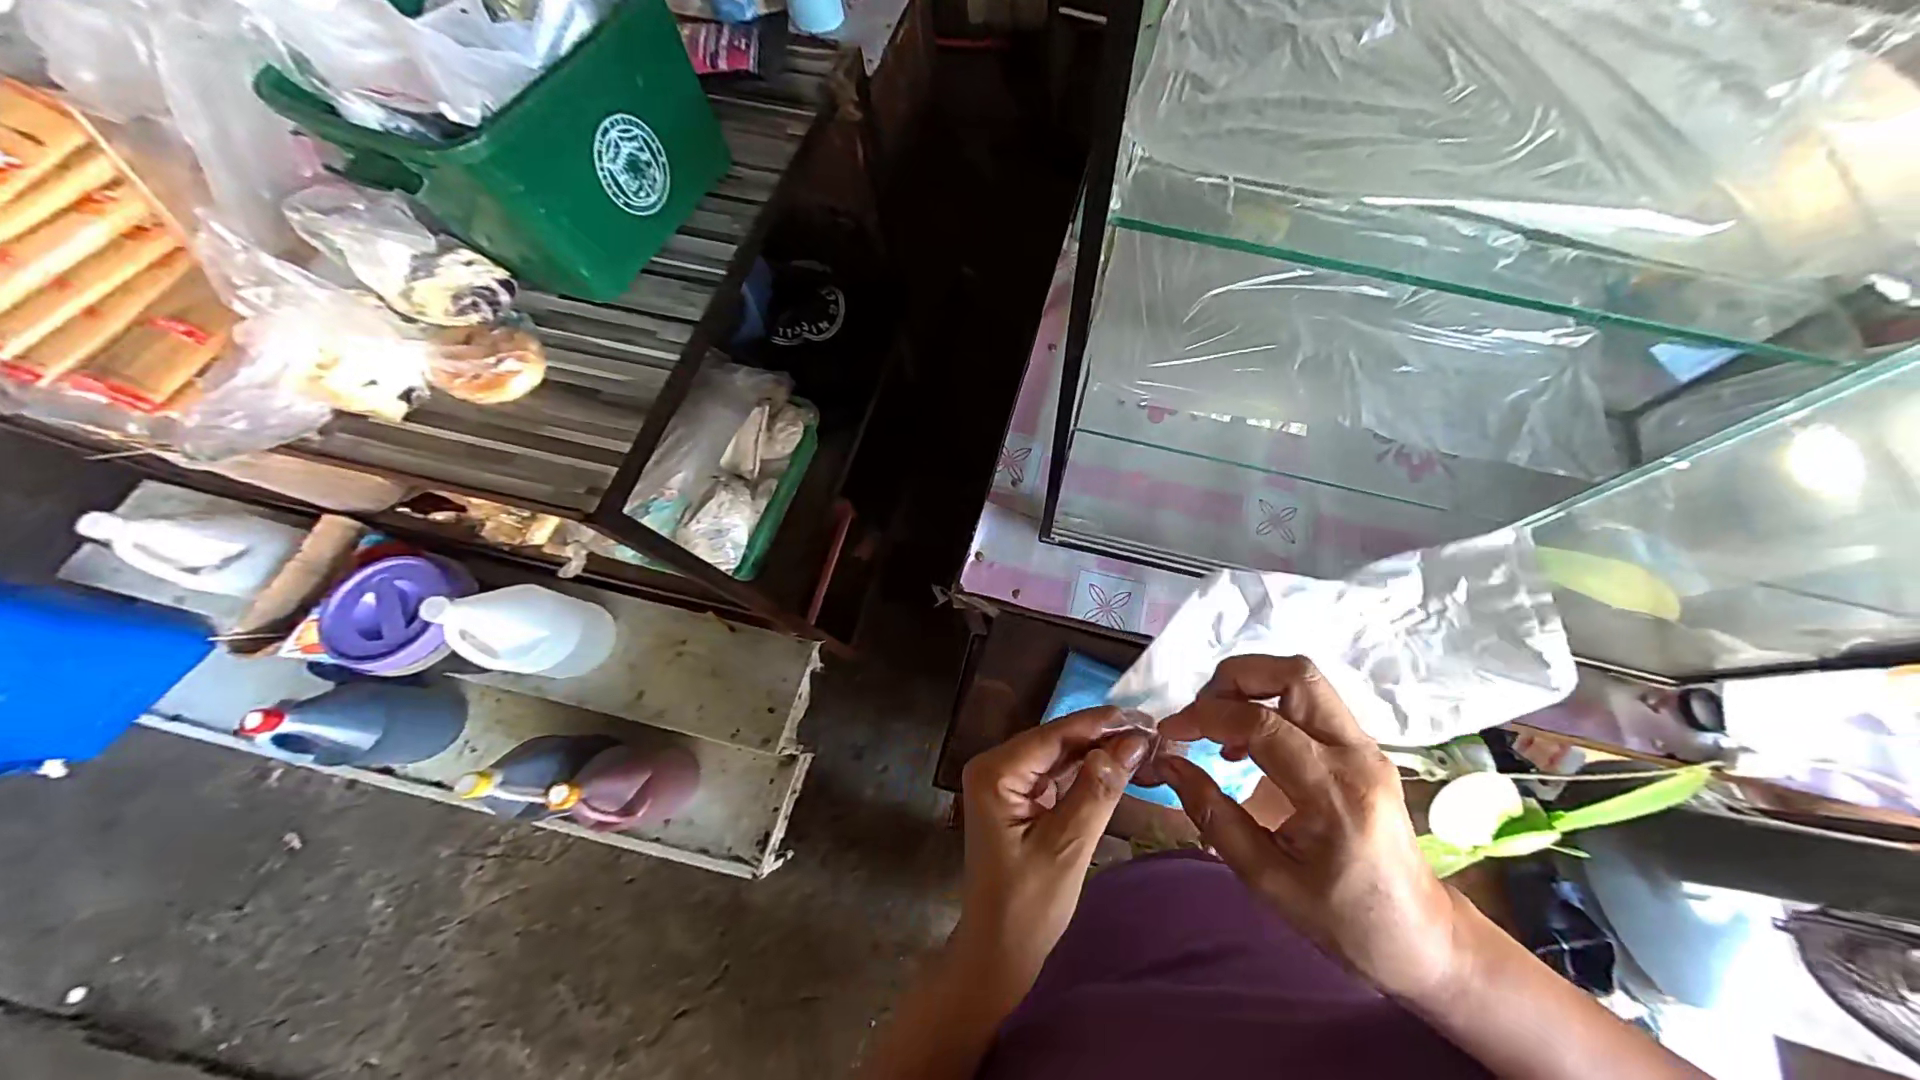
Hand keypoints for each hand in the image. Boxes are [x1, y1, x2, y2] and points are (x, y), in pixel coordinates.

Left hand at [958, 707, 1149, 981]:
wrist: (999, 949)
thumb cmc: (1028, 905)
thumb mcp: (1069, 846)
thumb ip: (1097, 790)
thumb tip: (1131, 743)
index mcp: (994, 773)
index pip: (1053, 735)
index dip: (1100, 724)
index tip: (1144, 718)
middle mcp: (994, 766)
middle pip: (1056, 740)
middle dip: (1102, 735)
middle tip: (1151, 729)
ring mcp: (1005, 780)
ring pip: (1058, 754)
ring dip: (1097, 750)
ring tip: (1142, 742)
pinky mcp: (1018, 796)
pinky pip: (1055, 773)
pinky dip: (1085, 770)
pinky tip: (1116, 763)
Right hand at [1156, 655, 1464, 1001]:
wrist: (1421, 936)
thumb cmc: (1343, 919)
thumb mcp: (1266, 879)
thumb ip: (1213, 814)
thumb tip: (1167, 764)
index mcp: (1335, 792)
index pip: (1261, 723)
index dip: (1205, 717)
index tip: (1170, 732)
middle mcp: (1356, 755)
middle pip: (1294, 674)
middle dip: (1233, 679)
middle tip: (1199, 713)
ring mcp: (1365, 746)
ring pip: (1303, 677)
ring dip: (1250, 685)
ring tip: (1218, 722)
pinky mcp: (1361, 747)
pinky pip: (1310, 700)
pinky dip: (1267, 701)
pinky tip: (1245, 740)